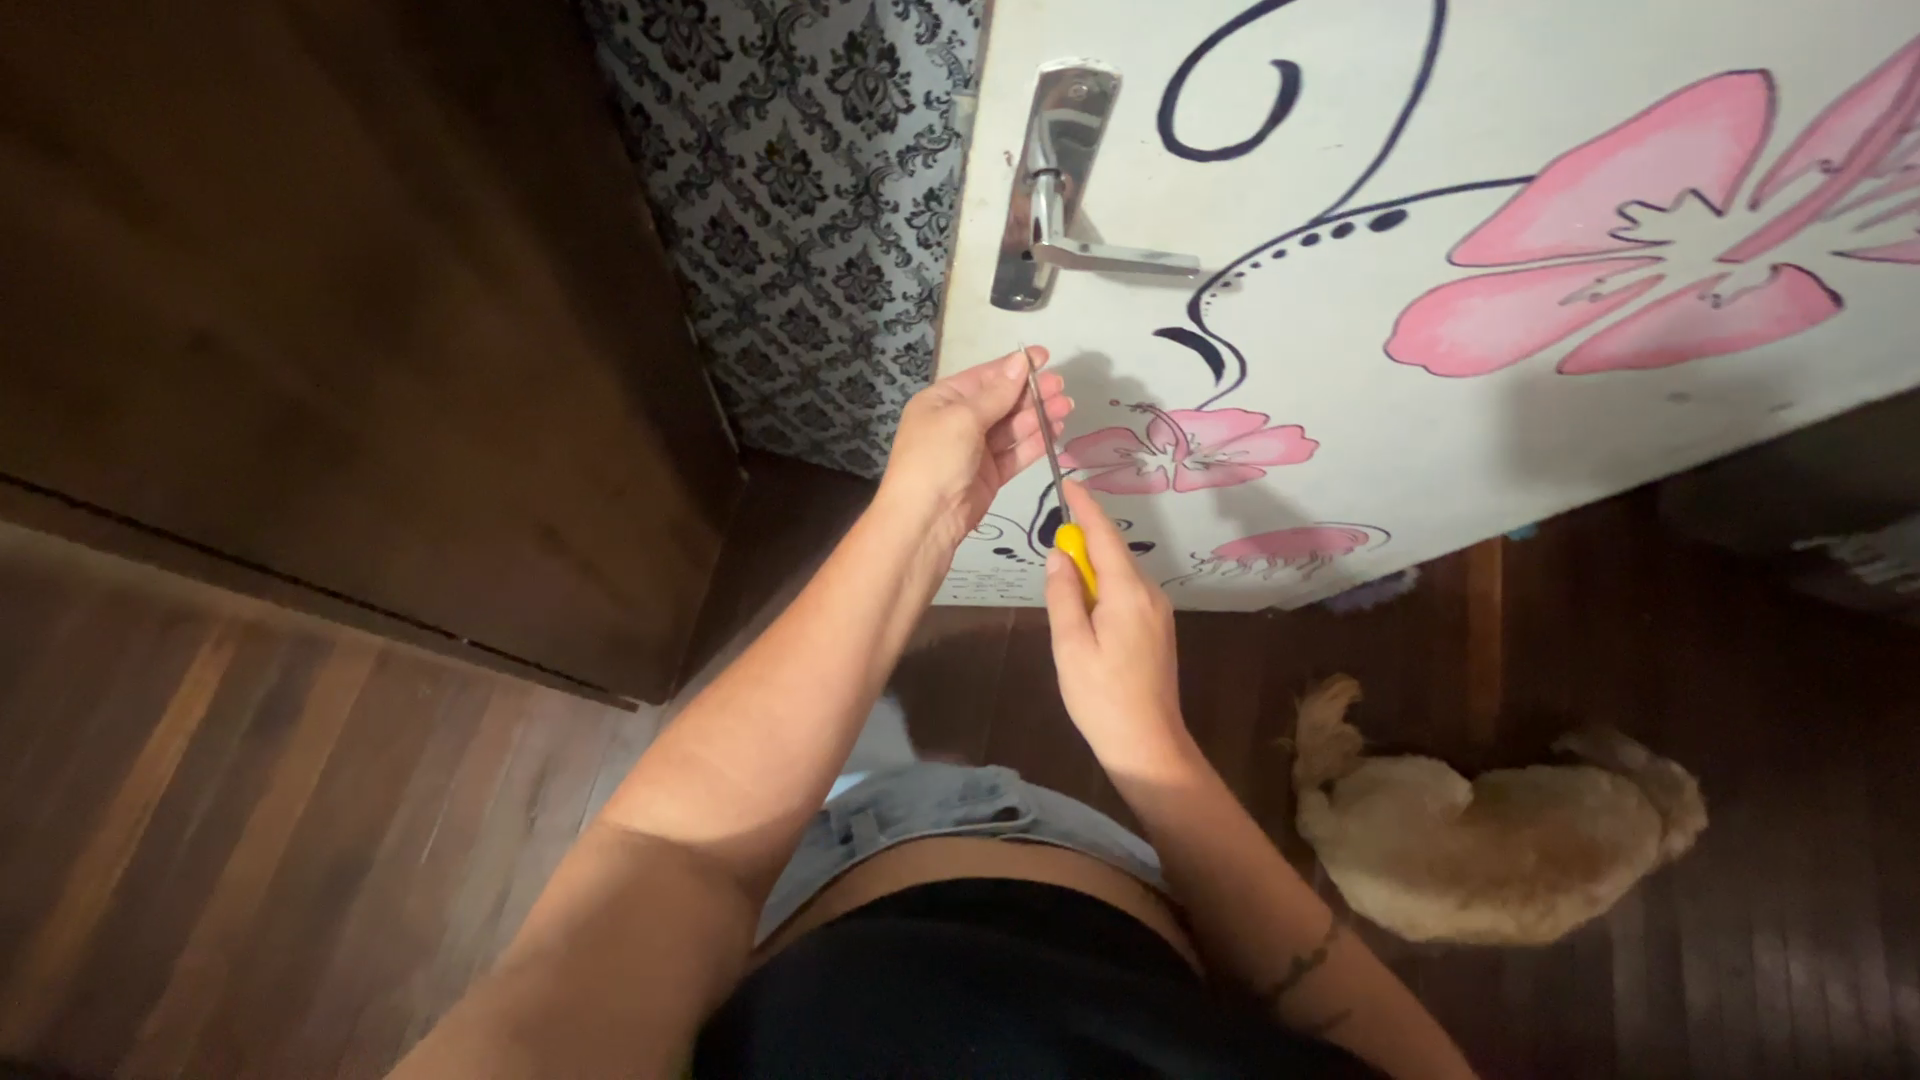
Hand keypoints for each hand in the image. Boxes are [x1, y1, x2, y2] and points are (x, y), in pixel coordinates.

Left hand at [876, 347, 1071, 548]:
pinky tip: (1055, 430)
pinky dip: (1034, 442)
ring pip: (1011, 427)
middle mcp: (957, 422)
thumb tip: (1020, 361)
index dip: (1014, 367)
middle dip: (1031, 393)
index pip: (983, 378)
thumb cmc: (936, 459)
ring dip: (1038, 416)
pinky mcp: (989, 475)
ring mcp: (974, 450)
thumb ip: (997, 393)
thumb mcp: (963, 418)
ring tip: (1065, 407)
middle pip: (1001, 402)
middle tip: (1061, 387)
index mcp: (941, 401)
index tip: (1045, 357)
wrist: (925, 519)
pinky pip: (1015, 453)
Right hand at [1043, 480, 1188, 771]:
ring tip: (1063, 582)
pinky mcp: (1158, 628)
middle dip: (1083, 540)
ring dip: (1092, 567)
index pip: (1104, 536)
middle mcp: (1149, 593)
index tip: (1067, 483)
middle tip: (1051, 548)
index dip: (1085, 507)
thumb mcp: (1069, 646)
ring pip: (1120, 573)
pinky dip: (1104, 587)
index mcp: (1127, 593)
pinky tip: (1085, 608)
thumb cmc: (1101, 698)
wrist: (1148, 743)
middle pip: (1113, 552)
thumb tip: (1058, 555)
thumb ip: (1062, 595)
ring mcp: (1158, 611)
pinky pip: (1127, 592)